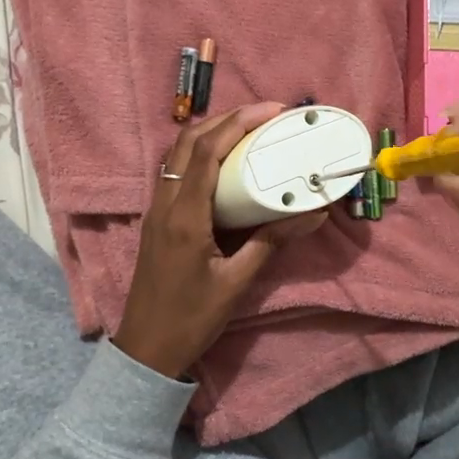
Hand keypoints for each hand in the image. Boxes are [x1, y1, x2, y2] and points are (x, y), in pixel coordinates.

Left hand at [114, 103, 325, 378]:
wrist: (147, 348)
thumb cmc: (191, 318)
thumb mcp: (237, 282)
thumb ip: (271, 242)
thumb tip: (312, 214)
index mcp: (184, 216)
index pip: (207, 151)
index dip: (238, 123)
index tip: (271, 111)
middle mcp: (164, 204)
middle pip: (188, 142)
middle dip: (225, 119)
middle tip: (264, 115)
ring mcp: (155, 210)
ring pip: (177, 154)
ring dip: (209, 133)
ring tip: (247, 129)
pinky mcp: (156, 219)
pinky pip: (174, 172)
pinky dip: (198, 155)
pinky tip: (223, 162)